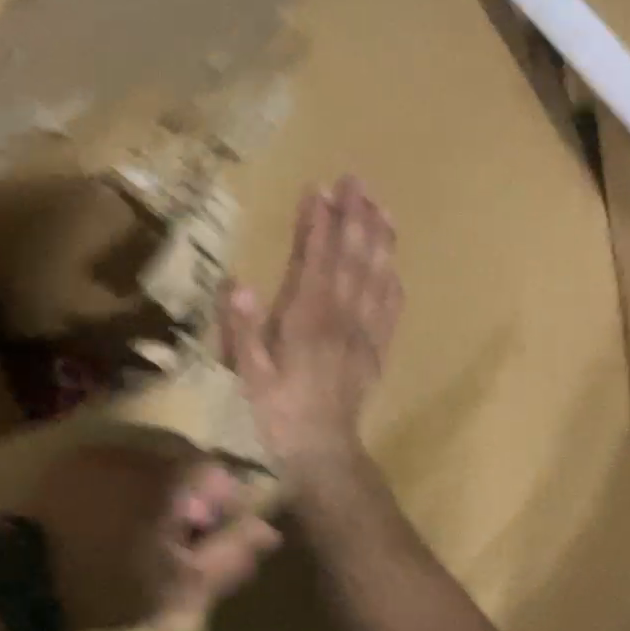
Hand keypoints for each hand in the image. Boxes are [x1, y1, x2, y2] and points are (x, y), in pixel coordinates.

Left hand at [32, 443, 280, 630]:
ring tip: (137, 536)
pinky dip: (117, 490)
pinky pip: (105, 470)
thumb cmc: (112, 585)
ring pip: (140, 465)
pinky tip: (105, 525)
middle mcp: (128, 452)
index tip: (204, 540)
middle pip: (177, 463)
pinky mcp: (61, 468)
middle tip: (172, 541)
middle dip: (186, 497)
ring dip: (150, 492)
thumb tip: (266, 530)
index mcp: (164, 476)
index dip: (221, 506)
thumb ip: (231, 554)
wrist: (26, 580)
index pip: (215, 471)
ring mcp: (89, 456)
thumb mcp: (184, 585)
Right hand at [220, 176, 402, 489]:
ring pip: (377, 273)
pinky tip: (391, 260)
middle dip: (354, 216)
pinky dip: (391, 274)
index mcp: (306, 319)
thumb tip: (238, 283)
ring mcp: (364, 332)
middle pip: (353, 257)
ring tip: (378, 205)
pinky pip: (390, 303)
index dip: (318, 224)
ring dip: (379, 236)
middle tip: (355, 181)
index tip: (318, 190)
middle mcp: (341, 317)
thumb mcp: (247, 372)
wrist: (321, 450)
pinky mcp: (375, 348)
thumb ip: (242, 329)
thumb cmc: (275, 410)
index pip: (316, 260)